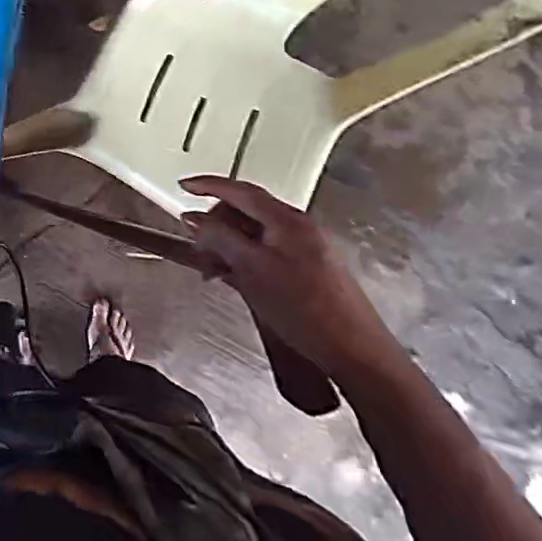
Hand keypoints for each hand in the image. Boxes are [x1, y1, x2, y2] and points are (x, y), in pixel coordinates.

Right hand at [179, 176, 404, 381]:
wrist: (356, 355)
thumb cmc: (308, 311)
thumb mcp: (250, 268)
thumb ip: (218, 237)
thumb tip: (194, 219)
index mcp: (288, 221)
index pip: (241, 191)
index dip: (208, 185)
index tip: (185, 185)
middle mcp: (300, 229)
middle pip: (245, 211)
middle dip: (216, 224)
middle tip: (197, 242)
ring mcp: (306, 250)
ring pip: (253, 234)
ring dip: (227, 246)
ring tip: (213, 268)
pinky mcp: (308, 270)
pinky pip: (265, 252)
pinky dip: (244, 259)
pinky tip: (234, 278)